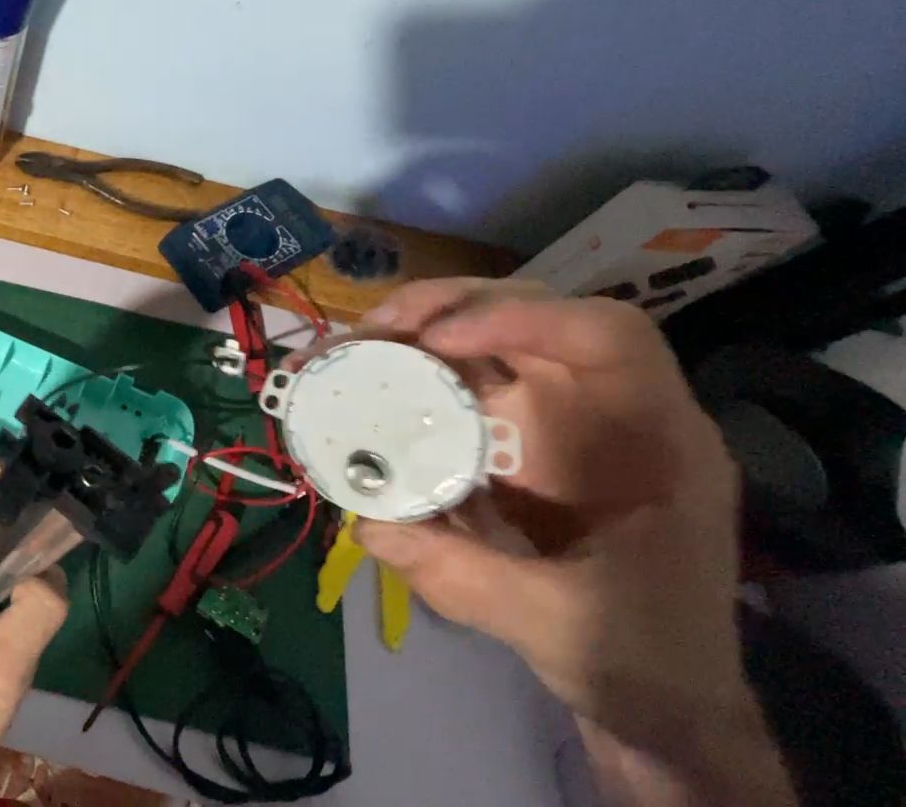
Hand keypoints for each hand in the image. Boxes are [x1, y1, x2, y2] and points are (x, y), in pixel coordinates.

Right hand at [309, 280, 792, 805]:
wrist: (650, 686)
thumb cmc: (636, 651)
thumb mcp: (555, 624)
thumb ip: (462, 575)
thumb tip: (366, 522)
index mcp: (653, 439)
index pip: (603, 337)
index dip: (520, 318)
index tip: (434, 341)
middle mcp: (599, 406)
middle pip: (528, 312)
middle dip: (441, 308)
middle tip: (367, 331)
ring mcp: (550, 415)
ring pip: (480, 336)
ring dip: (407, 333)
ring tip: (342, 350)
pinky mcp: (505, 432)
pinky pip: (451, 380)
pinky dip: (399, 373)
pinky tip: (353, 383)